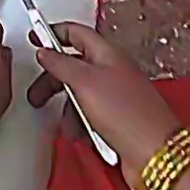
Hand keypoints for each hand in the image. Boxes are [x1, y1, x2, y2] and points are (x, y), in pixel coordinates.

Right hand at [27, 23, 180, 189]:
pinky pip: (91, 114)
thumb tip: (42, 50)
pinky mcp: (119, 120)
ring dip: (68, 107)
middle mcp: (111, 70)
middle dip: (54, 79)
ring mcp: (116, 96)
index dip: (53, 33)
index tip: (33, 39)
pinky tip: (79, 135)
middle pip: (74, 64)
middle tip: (36, 94)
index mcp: (106, 52)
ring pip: (81, 92)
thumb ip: (59, 62)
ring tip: (64, 125)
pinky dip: (81, 122)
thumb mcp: (83, 81)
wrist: (157, 157)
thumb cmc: (120, 110)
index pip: (75, 32)